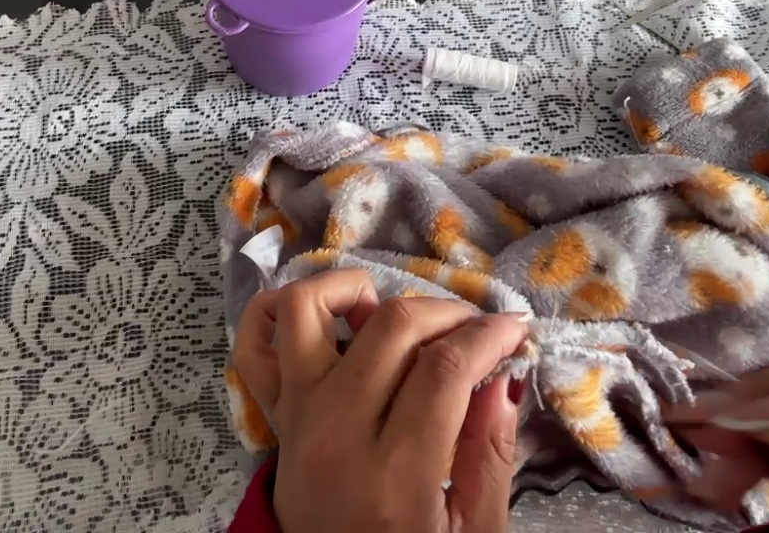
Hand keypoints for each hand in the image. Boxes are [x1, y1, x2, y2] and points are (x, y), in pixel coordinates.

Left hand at [233, 269, 528, 532]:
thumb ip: (489, 456)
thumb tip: (500, 377)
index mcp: (393, 477)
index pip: (443, 370)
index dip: (487, 337)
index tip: (513, 329)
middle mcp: (335, 431)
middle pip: (391, 327)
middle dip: (445, 312)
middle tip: (473, 328)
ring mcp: (295, 414)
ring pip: (308, 308)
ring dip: (356, 291)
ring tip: (394, 319)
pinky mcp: (273, 410)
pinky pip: (255, 339)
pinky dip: (282, 308)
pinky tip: (330, 318)